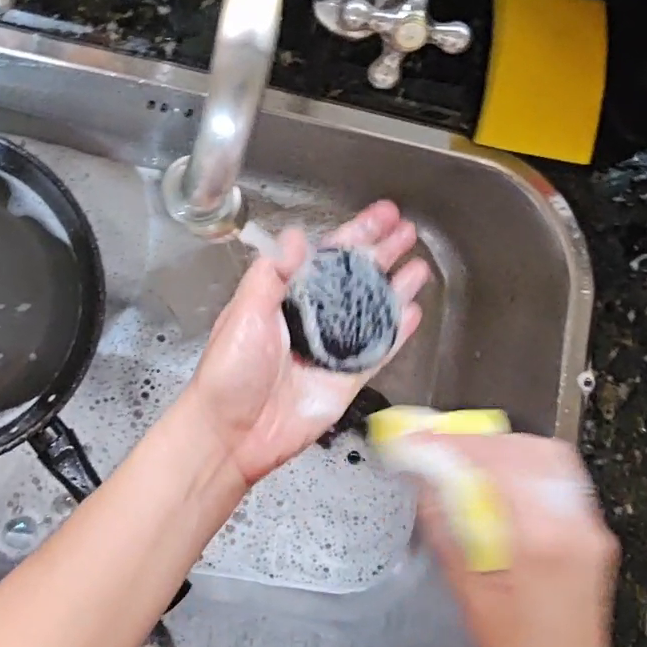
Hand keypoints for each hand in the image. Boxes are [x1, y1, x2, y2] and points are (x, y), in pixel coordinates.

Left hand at [179, 200, 429, 485]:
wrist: (231, 431)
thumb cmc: (227, 372)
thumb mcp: (244, 311)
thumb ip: (273, 273)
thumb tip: (294, 237)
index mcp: (284, 296)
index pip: (326, 256)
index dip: (355, 234)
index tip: (380, 215)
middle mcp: (310, 317)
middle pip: (354, 277)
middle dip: (381, 251)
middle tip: (407, 229)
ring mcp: (331, 347)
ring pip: (372, 309)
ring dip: (395, 286)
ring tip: (419, 264)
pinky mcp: (346, 378)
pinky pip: (378, 350)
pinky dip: (398, 331)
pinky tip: (414, 310)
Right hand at [417, 434, 646, 646]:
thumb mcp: (466, 586)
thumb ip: (444, 523)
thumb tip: (424, 478)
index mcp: (540, 538)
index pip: (497, 462)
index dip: (455, 444)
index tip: (425, 440)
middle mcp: (574, 526)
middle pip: (531, 450)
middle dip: (484, 440)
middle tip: (448, 447)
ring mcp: (590, 530)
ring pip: (552, 460)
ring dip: (509, 450)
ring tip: (473, 461)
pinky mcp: (595, 537)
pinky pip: (563, 482)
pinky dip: (529, 469)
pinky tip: (503, 484)